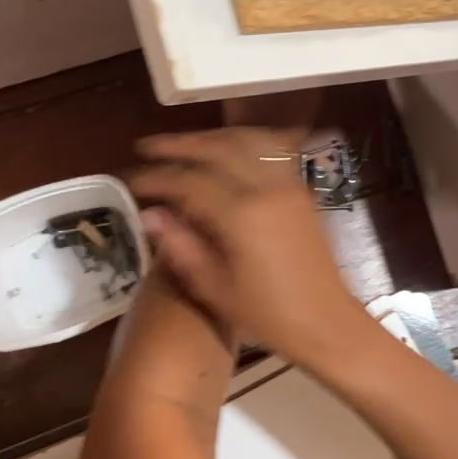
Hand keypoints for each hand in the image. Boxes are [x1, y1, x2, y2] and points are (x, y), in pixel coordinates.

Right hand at [129, 129, 371, 367]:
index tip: (133, 181)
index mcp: (241, 215)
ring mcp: (289, 185)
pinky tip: (231, 146)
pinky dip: (247, 141)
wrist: (325, 321)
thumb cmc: (266, 314)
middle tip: (148, 147)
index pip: (189, 182)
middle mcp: (267, 189)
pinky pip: (273, 150)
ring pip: (247, 141)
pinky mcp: (302, 190)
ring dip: (213, 137)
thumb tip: (150, 215)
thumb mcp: (214, 287)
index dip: (157, 178)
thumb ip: (181, 245)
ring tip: (186, 143)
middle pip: (218, 148)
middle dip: (180, 145)